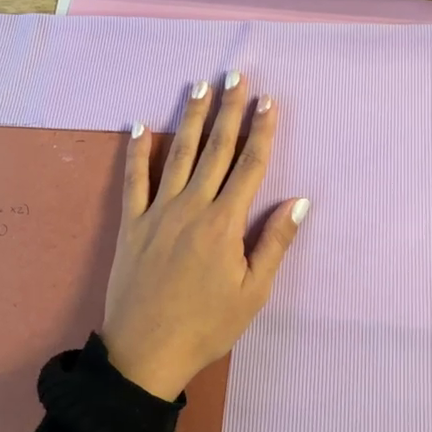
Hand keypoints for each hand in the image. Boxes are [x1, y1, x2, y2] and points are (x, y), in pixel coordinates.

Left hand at [101, 72, 309, 399]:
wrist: (143, 357)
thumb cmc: (206, 326)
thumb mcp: (252, 294)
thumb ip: (274, 243)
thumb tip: (299, 200)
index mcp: (225, 223)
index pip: (250, 165)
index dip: (262, 130)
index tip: (269, 99)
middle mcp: (193, 207)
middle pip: (216, 149)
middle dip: (228, 109)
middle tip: (235, 75)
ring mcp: (158, 212)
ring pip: (178, 154)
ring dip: (191, 118)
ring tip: (199, 87)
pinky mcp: (131, 224)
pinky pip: (132, 180)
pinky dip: (135, 152)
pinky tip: (138, 126)